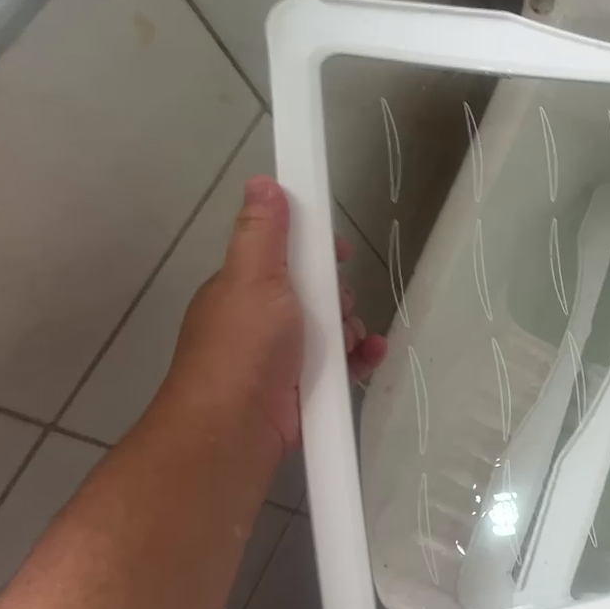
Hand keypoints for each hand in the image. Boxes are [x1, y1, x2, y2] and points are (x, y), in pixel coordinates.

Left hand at [157, 176, 386, 464]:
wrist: (238, 426)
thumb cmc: (245, 348)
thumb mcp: (255, 280)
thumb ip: (264, 234)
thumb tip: (262, 182)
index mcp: (246, 289)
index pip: (287, 256)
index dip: (316, 250)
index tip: (339, 252)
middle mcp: (264, 319)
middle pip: (320, 293)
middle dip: (340, 297)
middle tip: (337, 308)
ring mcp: (286, 355)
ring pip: (336, 329)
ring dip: (352, 331)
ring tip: (350, 343)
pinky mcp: (308, 386)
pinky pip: (345, 363)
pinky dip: (361, 358)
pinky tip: (370, 356)